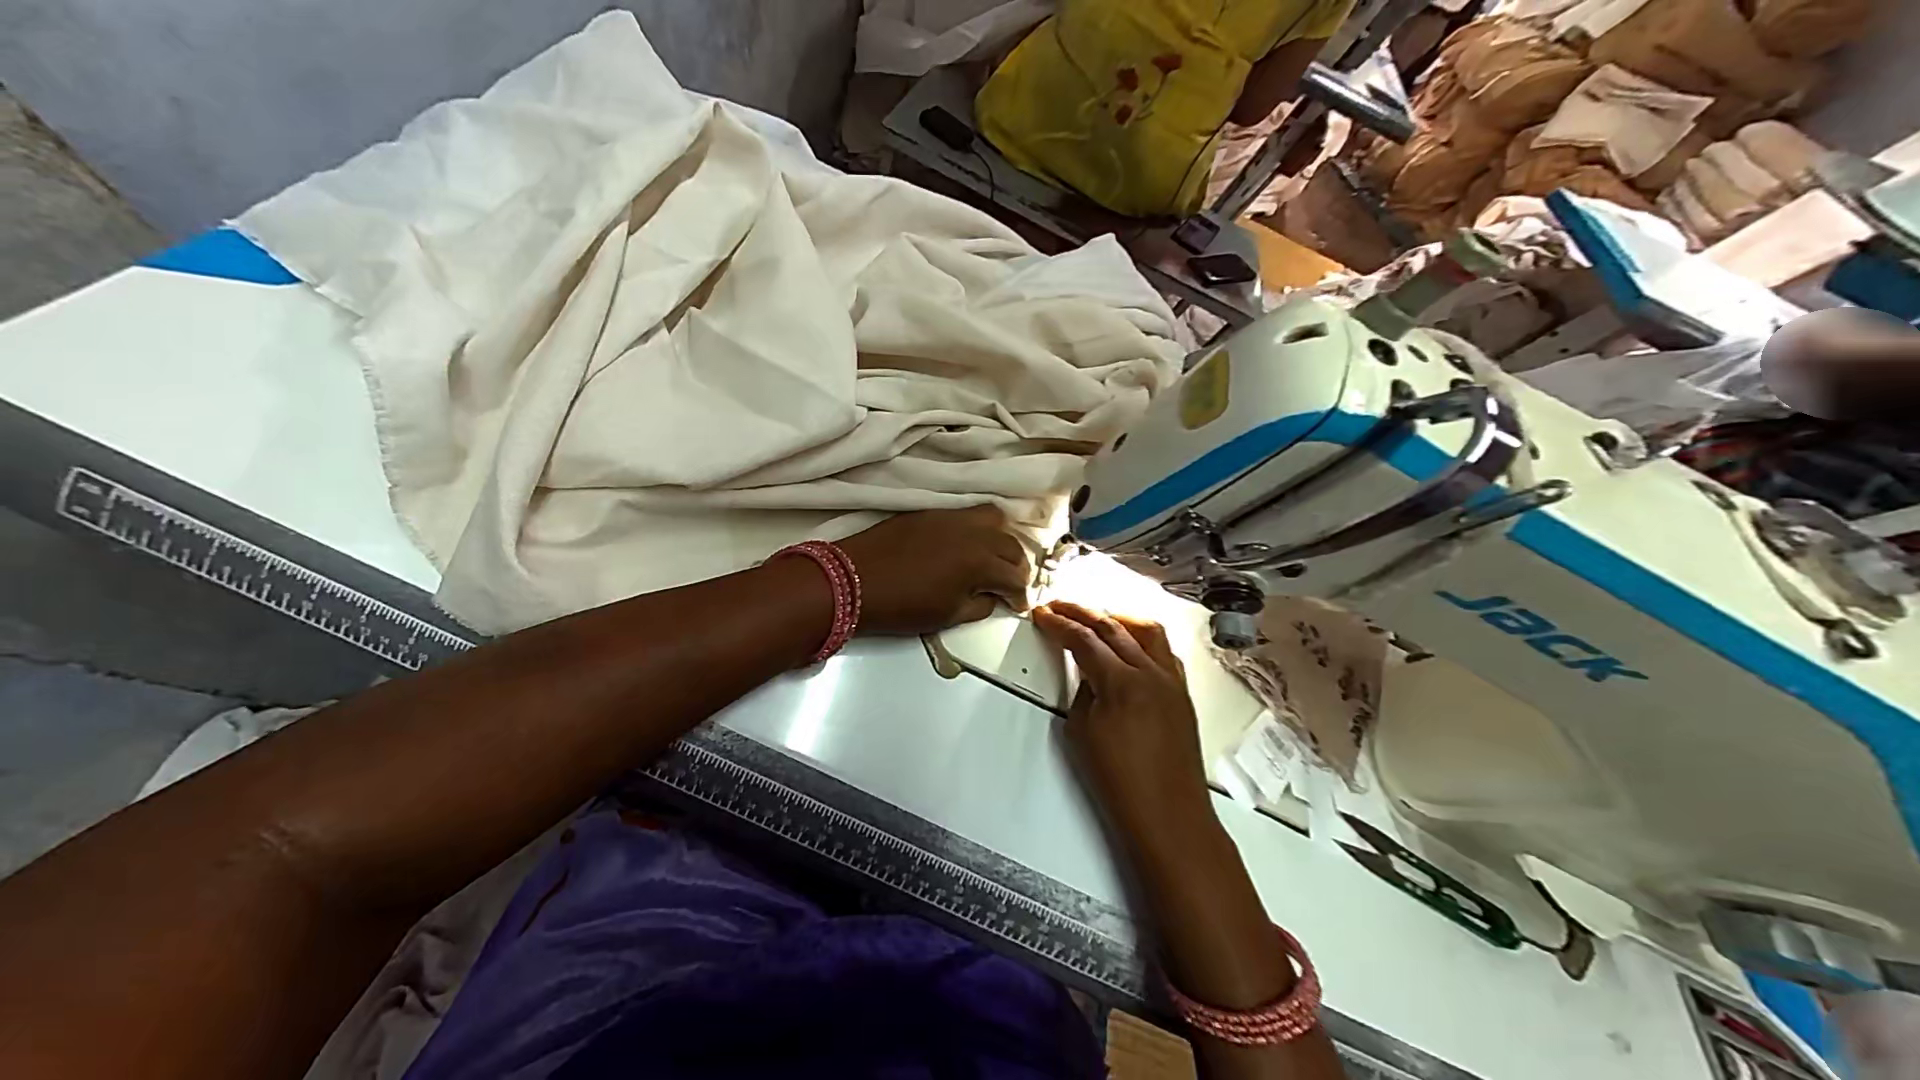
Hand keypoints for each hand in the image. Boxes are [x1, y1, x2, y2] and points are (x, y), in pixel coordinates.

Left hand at [838, 505, 1032, 636]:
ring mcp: (952, 517)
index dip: (1020, 594)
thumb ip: (980, 605)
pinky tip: (969, 543)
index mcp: (980, 562)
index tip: (1017, 604)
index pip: (1015, 576)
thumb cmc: (901, 606)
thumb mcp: (948, 616)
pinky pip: (967, 513)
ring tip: (994, 556)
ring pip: (994, 519)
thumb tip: (992, 597)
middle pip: (1011, 545)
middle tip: (1011, 584)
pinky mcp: (932, 511)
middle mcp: (973, 533)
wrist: (853, 581)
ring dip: (1002, 538)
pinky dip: (978, 527)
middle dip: (1017, 567)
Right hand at [1032, 602, 1212, 848]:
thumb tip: (1087, 675)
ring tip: (1096, 616)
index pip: (1083, 639)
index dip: (1059, 624)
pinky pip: (1163, 650)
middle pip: (1112, 626)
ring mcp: (1171, 682)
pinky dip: (1142, 638)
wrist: (1168, 815)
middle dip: (1081, 613)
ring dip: (1116, 618)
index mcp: (1122, 682)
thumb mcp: (1082, 733)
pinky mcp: (1181, 694)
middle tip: (1060, 608)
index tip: (1045, 616)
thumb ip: (1083, 693)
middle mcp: (1152, 674)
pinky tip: (1132, 642)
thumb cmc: (1126, 785)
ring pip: (1144, 630)